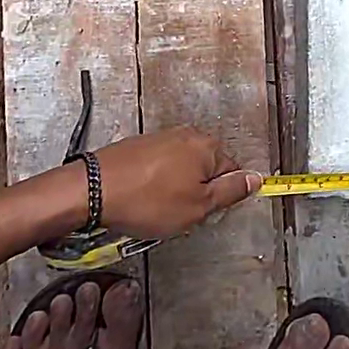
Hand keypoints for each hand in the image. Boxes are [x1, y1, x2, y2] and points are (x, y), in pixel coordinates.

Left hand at [89, 129, 260, 238]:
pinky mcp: (140, 145)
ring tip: (157, 208)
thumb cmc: (147, 201)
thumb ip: (231, 191)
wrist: (93, 191)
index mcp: (207, 147)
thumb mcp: (198, 207)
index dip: (221, 197)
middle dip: (198, 191)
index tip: (204, 212)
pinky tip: (142, 198)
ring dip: (176, 188)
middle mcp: (187, 135)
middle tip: (181, 213)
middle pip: (207, 168)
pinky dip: (156, 183)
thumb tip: (255, 178)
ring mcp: (162, 138)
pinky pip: (160, 166)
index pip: (233, 171)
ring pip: (183, 168)